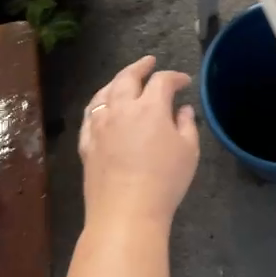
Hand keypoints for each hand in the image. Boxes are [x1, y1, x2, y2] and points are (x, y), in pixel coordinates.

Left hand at [78, 56, 198, 231]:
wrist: (126, 214)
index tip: (184, 82)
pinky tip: (101, 107)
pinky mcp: (87, 144)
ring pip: (104, 93)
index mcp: (150, 107)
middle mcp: (122, 109)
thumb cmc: (164, 182)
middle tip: (149, 62)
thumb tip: (182, 110)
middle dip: (140, 67)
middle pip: (127, 78)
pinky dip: (97, 105)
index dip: (175, 77)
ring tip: (124, 79)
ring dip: (116, 81)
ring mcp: (100, 126)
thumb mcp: (188, 151)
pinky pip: (89, 116)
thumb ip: (186, 125)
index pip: (162, 81)